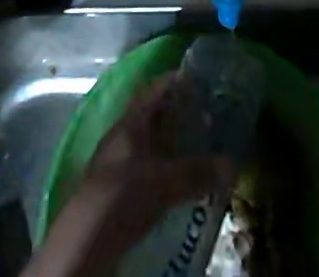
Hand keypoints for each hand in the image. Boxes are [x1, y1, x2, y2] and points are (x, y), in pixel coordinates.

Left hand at [22, 76, 234, 276]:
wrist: (86, 241)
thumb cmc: (122, 196)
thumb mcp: (163, 182)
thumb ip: (197, 172)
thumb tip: (231, 163)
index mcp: (129, 125)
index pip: (151, 92)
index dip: (171, 82)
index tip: (196, 77)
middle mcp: (122, 138)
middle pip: (151, 116)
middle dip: (176, 112)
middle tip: (206, 110)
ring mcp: (120, 163)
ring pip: (150, 143)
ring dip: (173, 140)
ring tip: (201, 142)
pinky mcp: (121, 189)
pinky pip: (149, 167)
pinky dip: (167, 165)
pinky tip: (183, 175)